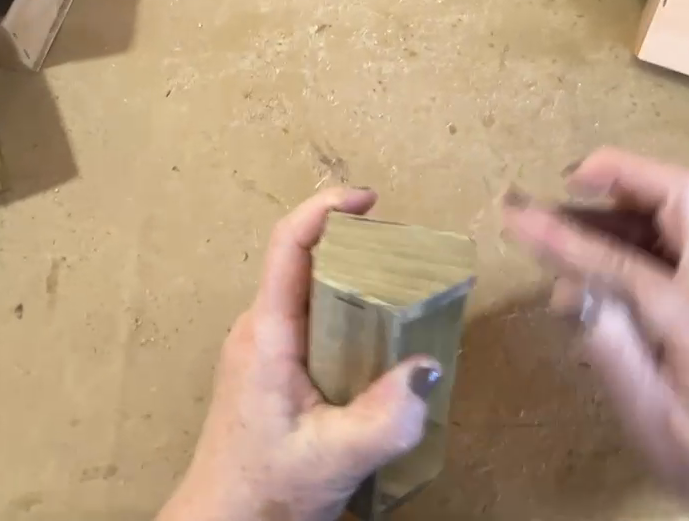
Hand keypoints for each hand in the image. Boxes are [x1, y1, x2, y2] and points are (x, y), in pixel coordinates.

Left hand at [159, 186, 441, 520]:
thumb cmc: (264, 490)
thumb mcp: (333, 459)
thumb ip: (384, 419)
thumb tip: (428, 366)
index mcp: (267, 330)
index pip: (289, 244)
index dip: (326, 209)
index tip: (368, 199)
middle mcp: (260, 325)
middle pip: (304, 259)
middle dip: (352, 243)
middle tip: (403, 254)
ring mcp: (262, 343)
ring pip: (309, 289)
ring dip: (351, 278)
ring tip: (400, 292)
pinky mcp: (270, 363)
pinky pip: (310, 316)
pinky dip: (345, 310)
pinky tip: (376, 339)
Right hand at [503, 149, 688, 520]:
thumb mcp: (652, 420)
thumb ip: (608, 345)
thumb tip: (567, 286)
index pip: (621, 263)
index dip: (563, 237)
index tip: (517, 216)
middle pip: (682, 193)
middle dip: (621, 172)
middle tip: (569, 179)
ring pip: (686, 205)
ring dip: (628, 196)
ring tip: (575, 212)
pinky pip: (687, 233)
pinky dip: (643, 223)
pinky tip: (607, 246)